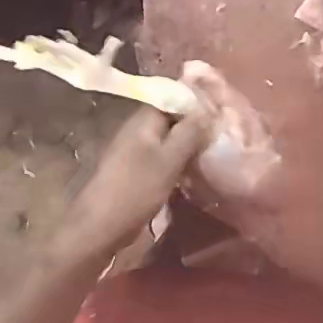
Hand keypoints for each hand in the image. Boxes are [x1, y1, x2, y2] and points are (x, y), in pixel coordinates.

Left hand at [67, 106, 210, 256]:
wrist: (100, 227)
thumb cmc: (135, 190)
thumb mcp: (169, 160)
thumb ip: (189, 133)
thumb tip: (207, 108)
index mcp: (143, 120)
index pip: (173, 96)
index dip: (197, 100)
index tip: (222, 110)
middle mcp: (137, 130)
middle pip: (171, 117)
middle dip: (195, 123)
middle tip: (223, 132)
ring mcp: (134, 150)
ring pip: (168, 139)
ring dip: (188, 144)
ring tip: (214, 150)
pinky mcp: (135, 171)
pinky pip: (162, 157)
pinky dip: (178, 161)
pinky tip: (194, 170)